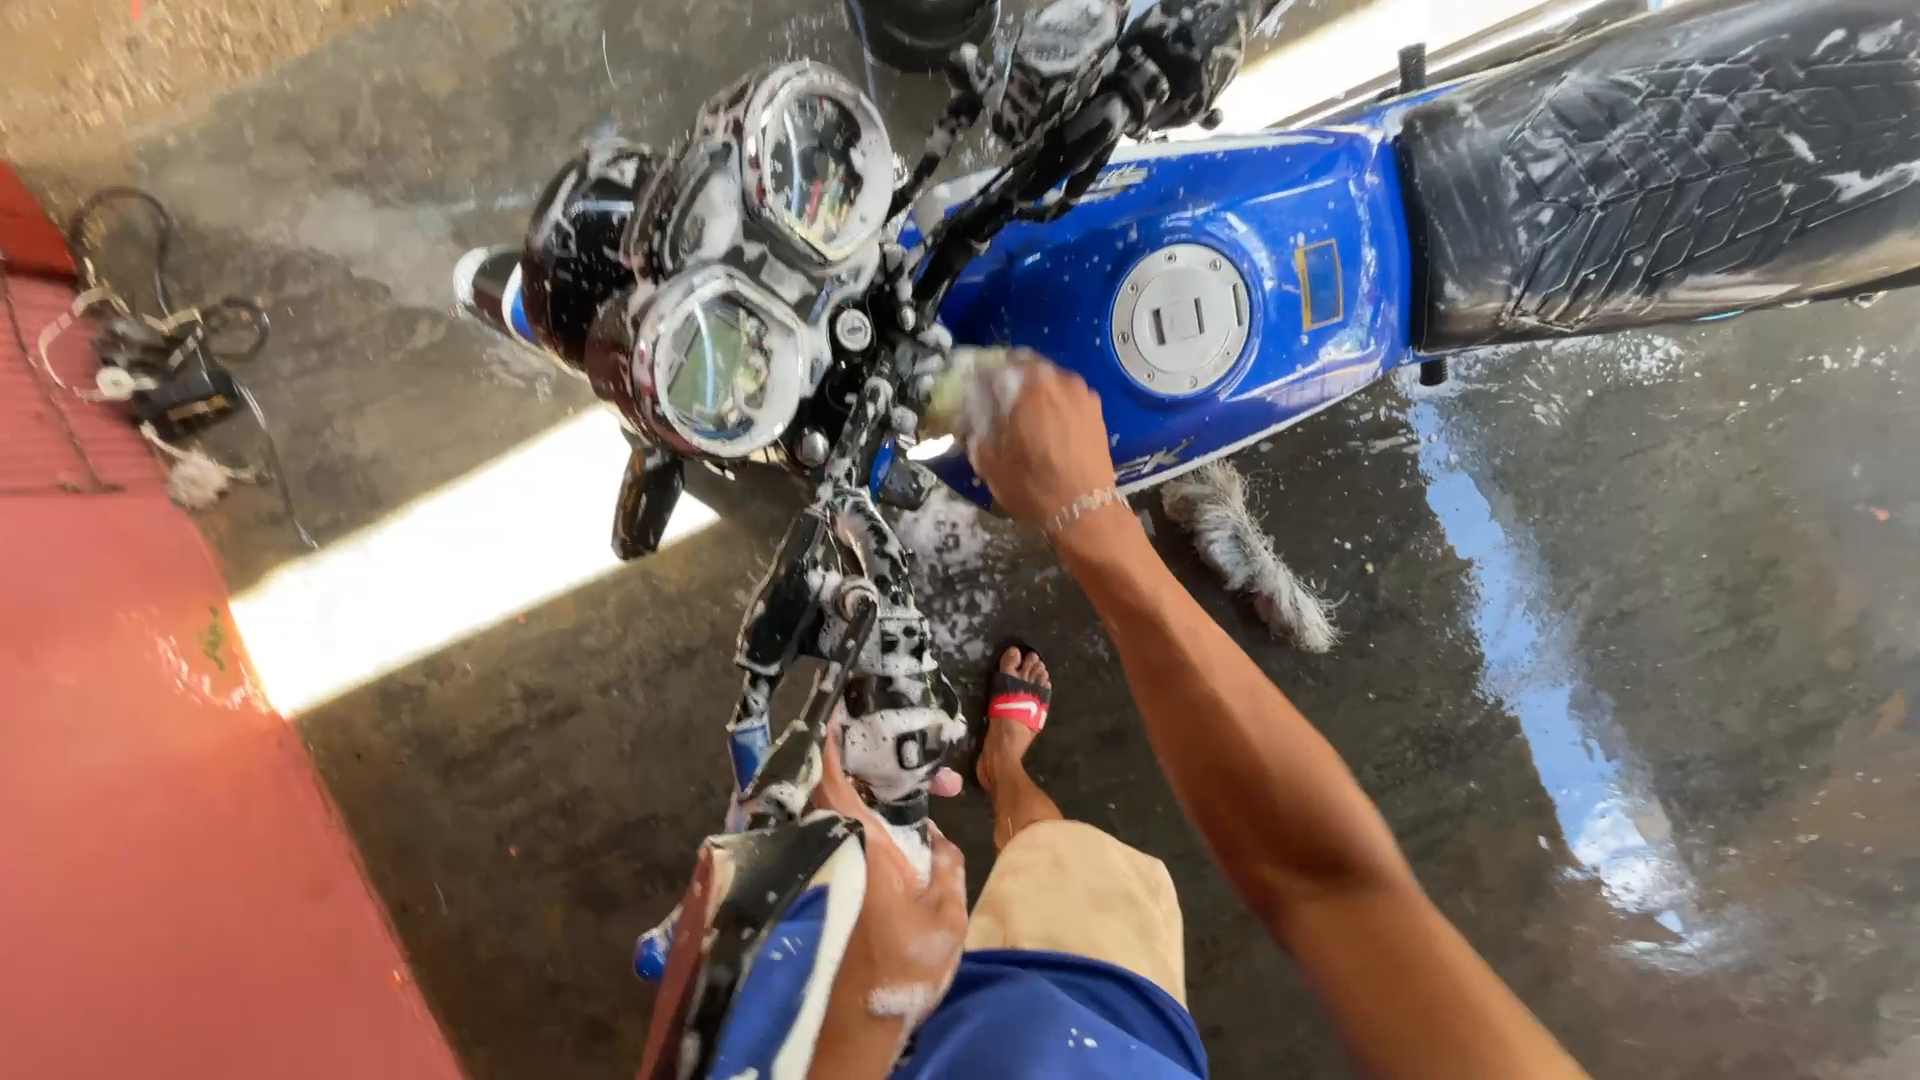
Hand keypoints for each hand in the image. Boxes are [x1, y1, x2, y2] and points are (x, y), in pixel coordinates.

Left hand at [807, 721, 968, 1077]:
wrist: (850, 1029)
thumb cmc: (901, 967)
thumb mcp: (945, 916)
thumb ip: (947, 865)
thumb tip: (937, 836)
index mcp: (858, 844)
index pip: (834, 781)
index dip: (831, 747)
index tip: (833, 720)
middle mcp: (828, 851)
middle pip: (830, 798)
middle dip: (860, 777)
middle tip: (903, 774)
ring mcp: (814, 873)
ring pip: (826, 824)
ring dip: (853, 809)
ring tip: (894, 809)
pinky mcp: (808, 895)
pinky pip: (822, 848)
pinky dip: (844, 837)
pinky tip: (874, 848)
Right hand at [959, 349, 1122, 534]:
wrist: (1084, 511)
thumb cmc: (1032, 485)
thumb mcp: (989, 462)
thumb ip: (975, 432)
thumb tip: (970, 421)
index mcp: (1027, 385)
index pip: (995, 367)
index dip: (981, 380)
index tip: (975, 395)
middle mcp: (1058, 379)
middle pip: (1025, 369)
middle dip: (1010, 383)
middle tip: (999, 405)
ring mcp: (1082, 393)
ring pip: (1049, 382)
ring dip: (1034, 393)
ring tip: (1025, 418)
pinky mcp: (1097, 411)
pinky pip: (1068, 398)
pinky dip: (1055, 405)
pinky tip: (1049, 427)